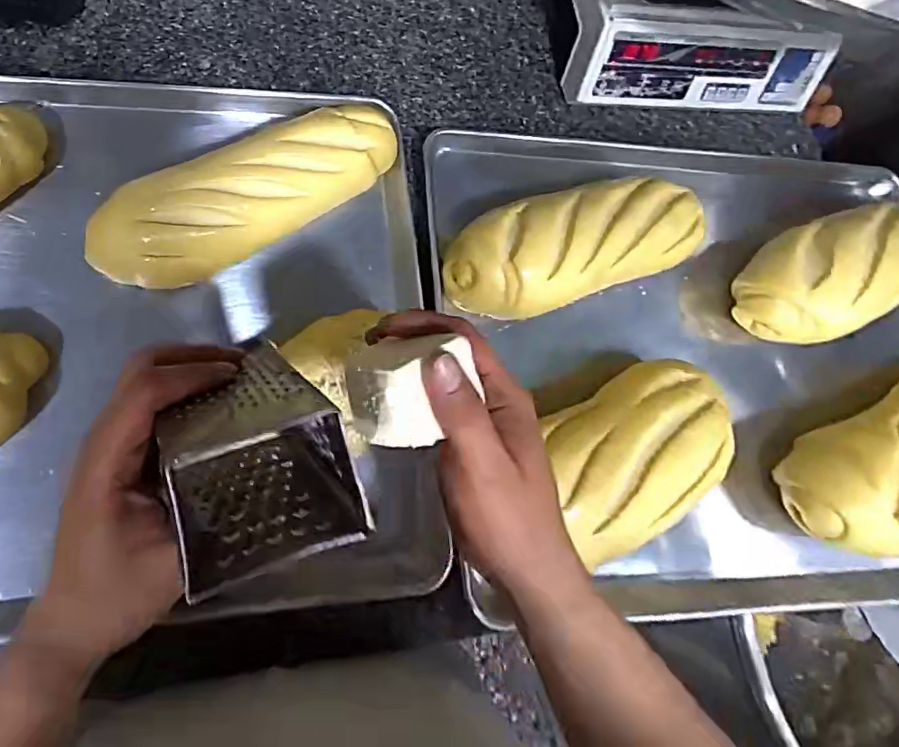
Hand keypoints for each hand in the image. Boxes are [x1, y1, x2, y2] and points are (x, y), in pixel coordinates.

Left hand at [21, 343, 242, 666]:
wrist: (71, 622)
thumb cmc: (114, 595)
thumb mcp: (170, 563)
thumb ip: (210, 514)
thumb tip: (255, 469)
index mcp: (105, 459)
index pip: (144, 392)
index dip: (190, 375)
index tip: (235, 377)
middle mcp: (101, 440)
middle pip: (139, 370)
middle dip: (188, 356)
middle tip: (237, 364)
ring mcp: (106, 444)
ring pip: (142, 380)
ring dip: (185, 368)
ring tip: (232, 375)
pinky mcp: (117, 454)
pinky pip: (147, 404)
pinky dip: (180, 390)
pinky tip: (212, 403)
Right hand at [368, 311, 586, 606]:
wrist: (527, 574)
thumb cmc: (508, 519)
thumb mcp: (483, 464)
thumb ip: (461, 411)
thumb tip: (434, 355)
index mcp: (506, 397)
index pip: (465, 339)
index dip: (425, 324)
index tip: (384, 331)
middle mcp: (495, 401)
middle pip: (453, 352)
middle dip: (413, 340)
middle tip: (371, 347)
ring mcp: (482, 422)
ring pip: (444, 377)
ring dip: (411, 365)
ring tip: (374, 368)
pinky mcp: (467, 442)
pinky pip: (438, 405)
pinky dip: (413, 394)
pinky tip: (391, 404)